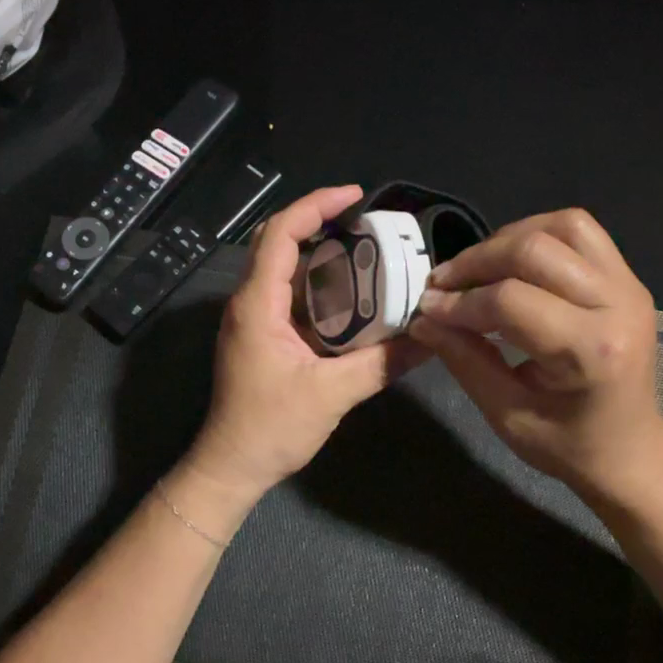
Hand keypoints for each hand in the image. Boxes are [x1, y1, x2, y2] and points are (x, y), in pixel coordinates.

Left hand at [182, 185, 429, 501]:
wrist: (232, 466)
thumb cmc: (270, 428)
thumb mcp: (332, 394)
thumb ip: (381, 363)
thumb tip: (430, 338)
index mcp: (257, 305)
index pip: (280, 233)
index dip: (316, 205)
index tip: (356, 196)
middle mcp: (249, 304)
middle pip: (279, 244)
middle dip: (321, 225)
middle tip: (367, 225)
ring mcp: (253, 322)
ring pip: (286, 272)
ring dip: (323, 260)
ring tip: (369, 257)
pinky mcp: (262, 340)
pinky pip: (291, 300)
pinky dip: (321, 291)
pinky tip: (354, 301)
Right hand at [409, 208, 662, 499]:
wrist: (627, 450)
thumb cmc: (565, 443)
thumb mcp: (505, 413)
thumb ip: (464, 360)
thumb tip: (423, 319)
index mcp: (591, 351)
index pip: (511, 300)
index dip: (460, 302)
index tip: (427, 309)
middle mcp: (617, 305)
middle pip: (536, 250)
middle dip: (477, 261)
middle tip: (443, 284)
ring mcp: (628, 285)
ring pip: (562, 227)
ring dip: (508, 240)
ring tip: (476, 269)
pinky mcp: (626, 278)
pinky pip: (579, 233)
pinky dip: (536, 238)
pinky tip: (508, 264)